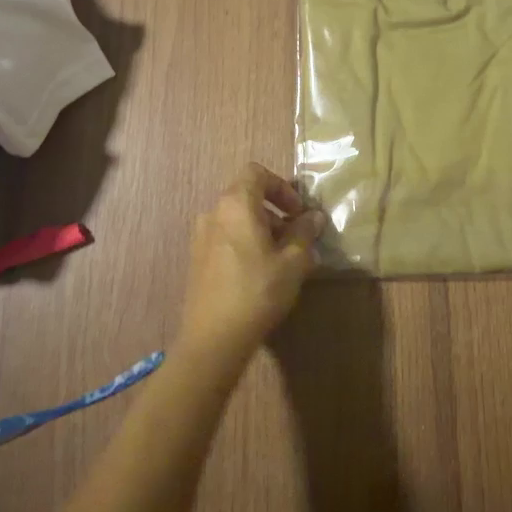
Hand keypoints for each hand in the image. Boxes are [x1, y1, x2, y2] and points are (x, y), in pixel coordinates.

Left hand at [177, 164, 323, 361]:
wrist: (213, 338)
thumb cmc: (258, 291)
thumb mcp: (293, 262)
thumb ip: (305, 233)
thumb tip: (314, 216)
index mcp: (236, 205)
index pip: (257, 173)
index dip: (281, 186)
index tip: (298, 211)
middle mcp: (213, 214)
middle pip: (246, 196)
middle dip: (275, 212)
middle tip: (296, 238)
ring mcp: (201, 238)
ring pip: (236, 220)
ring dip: (261, 230)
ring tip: (282, 259)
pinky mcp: (197, 261)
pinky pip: (225, 239)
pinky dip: (245, 244)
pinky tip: (260, 274)